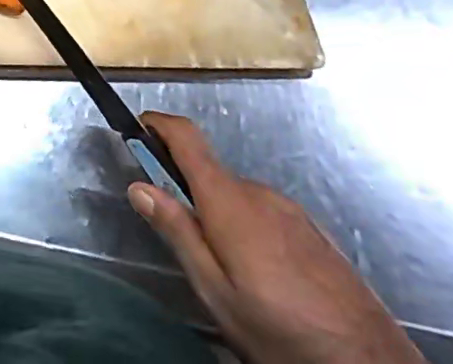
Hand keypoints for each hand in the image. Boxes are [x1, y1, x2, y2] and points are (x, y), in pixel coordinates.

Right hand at [128, 113, 424, 363]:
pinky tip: (264, 278)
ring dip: (222, 219)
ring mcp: (291, 210)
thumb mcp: (216, 291)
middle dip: (190, 197)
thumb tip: (140, 188)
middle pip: (210, 175)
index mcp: (229, 200)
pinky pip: (266, 216)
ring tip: (231, 274)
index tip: (139, 126)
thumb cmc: (282, 329)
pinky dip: (251, 231)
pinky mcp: (314, 231)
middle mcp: (259, 193)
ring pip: (239, 200)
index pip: (188, 138)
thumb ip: (177, 232)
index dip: (159, 124)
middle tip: (187, 245)